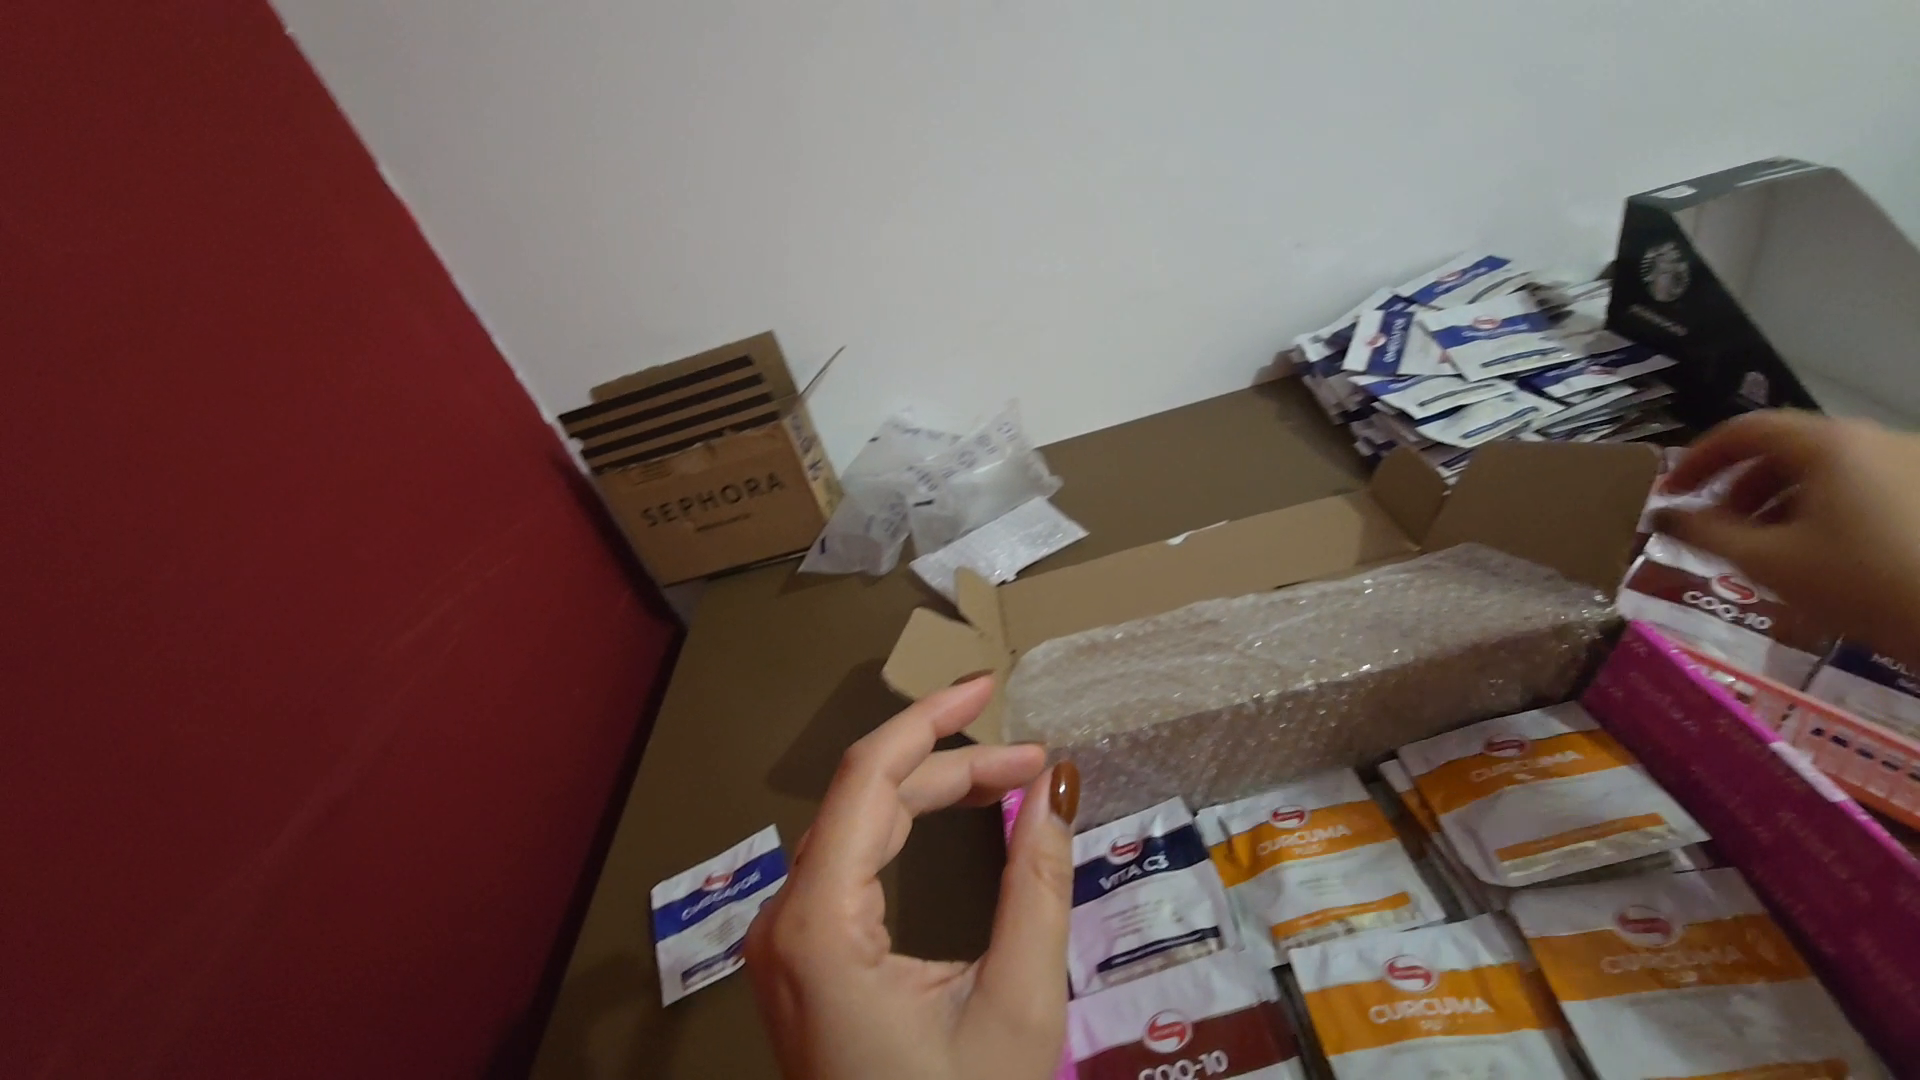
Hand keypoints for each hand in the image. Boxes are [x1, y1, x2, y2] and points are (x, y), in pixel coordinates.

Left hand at [746, 676, 1080, 1079]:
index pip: (869, 777)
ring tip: (1007, 774)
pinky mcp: (804, 953)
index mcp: (818, 924)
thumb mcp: (1018, 1009)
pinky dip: (908, 824)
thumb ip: (1037, 885)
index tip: (988, 686)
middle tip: (1032, 757)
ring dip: (932, 789)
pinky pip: (854, 858)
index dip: (930, 718)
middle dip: (951, 761)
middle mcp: (787, 916)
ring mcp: (788, 936)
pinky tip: (951, 810)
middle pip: (867, 795)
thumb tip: (1058, 785)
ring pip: (859, 822)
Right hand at [1657, 410, 1919, 667]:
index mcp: (1830, 446)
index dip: (1696, 458)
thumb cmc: (1860, 582)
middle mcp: (1877, 441)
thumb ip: (1701, 531)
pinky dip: (1820, 505)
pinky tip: (1813, 547)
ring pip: (1824, 468)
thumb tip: (1661, 516)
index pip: (1743, 430)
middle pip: (1785, 447)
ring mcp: (1913, 464)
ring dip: (1776, 497)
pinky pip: (1861, 483)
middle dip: (1736, 482)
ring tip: (1760, 540)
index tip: (1670, 493)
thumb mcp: (1764, 560)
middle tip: (1712, 521)